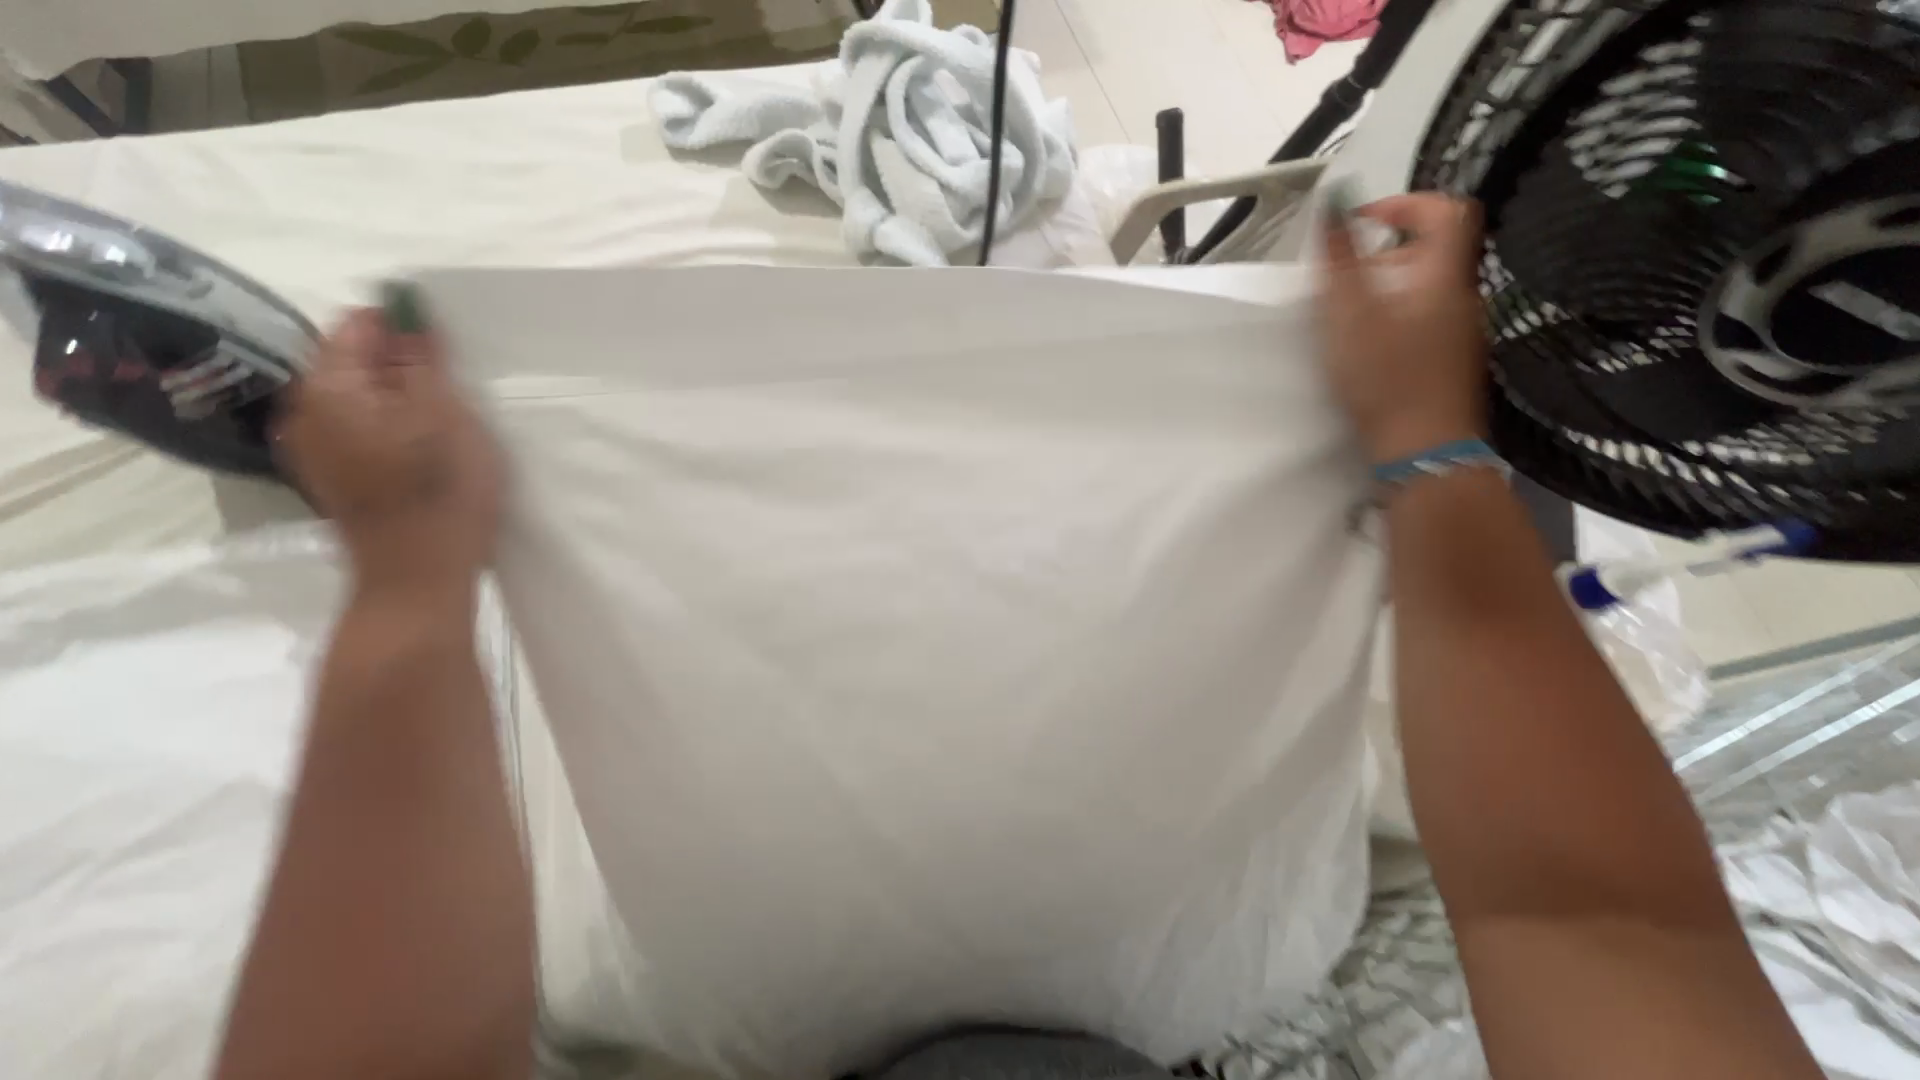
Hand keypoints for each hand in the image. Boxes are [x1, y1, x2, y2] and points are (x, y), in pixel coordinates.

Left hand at [276, 302, 501, 597]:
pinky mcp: (331, 480)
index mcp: (327, 388)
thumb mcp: (445, 413)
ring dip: (397, 400)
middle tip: (452, 392)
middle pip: (352, 364)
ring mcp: (312, 451)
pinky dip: (388, 430)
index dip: (403, 329)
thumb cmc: (441, 490)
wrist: (418, 577)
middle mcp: (304, 413)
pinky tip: (421, 454)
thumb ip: (421, 358)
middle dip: (400, 367)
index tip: (446, 353)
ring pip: (356, 400)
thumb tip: (404, 310)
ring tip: (442, 425)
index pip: (356, 326)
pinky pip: (357, 432)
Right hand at [1318, 193, 1489, 462]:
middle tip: (1346, 277)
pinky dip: (1397, 319)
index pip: (1445, 210)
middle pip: (1434, 251)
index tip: (1362, 223)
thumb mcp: (1349, 313)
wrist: (1425, 449)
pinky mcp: (1452, 363)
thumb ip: (1339, 256)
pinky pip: (1426, 321)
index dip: (1405, 204)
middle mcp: (1462, 296)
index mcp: (1443, 276)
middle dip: (1386, 253)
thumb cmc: (1386, 378)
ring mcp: (1462, 332)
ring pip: (1427, 288)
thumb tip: (1336, 200)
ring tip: (1350, 315)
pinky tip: (1370, 349)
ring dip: (1388, 288)